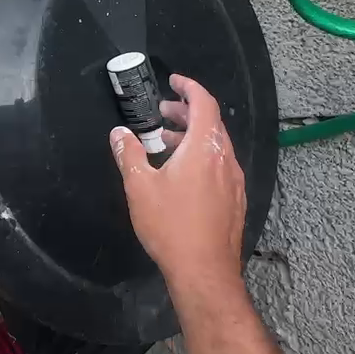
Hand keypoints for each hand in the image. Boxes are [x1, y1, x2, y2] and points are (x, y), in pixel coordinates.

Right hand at [109, 73, 247, 308]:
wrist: (204, 272)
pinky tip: (181, 173)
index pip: (204, 104)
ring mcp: (234, 182)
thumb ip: (129, 154)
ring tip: (166, 141)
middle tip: (162, 112)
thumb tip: (119, 132)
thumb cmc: (170, 224)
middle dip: (187, 112)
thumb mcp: (139, 185)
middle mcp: (225, 160)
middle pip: (212, 123)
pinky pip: (220, 165)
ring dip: (192, 136)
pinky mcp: (235, 201)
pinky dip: (201, 156)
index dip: (190, 88)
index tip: (173, 81)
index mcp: (204, 149)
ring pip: (216, 146)